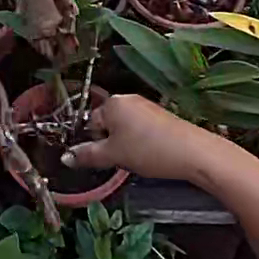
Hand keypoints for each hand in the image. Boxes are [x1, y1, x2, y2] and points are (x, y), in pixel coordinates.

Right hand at [65, 94, 251, 186]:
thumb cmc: (147, 150)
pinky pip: (140, 128)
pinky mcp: (161, 116)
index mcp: (112, 103)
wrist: (193, 152)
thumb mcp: (113, 155)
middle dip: (110, 143)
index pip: (90, 123)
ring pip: (124, 127)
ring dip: (125, 143)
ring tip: (138, 158)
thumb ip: (87, 155)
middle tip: (122, 160)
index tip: (106, 158)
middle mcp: (127, 98)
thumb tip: (64, 157)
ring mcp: (146, 106)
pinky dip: (140, 141)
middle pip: (107, 123)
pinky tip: (151, 154)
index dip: (94, 143)